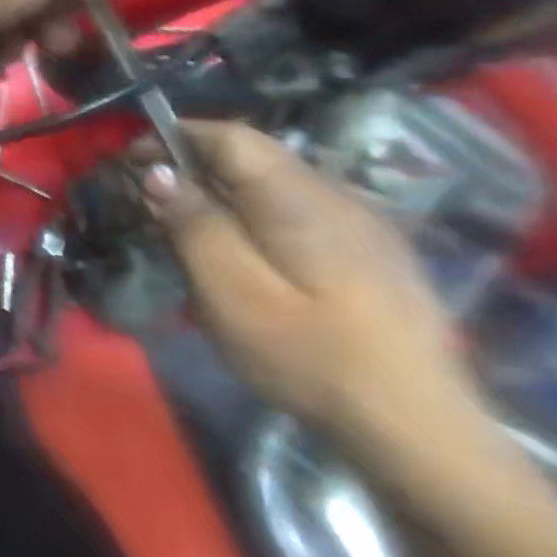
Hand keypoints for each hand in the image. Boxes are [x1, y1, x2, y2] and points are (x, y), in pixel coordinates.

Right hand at [142, 121, 479, 434]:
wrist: (418, 421)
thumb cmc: (311, 355)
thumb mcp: (233, 295)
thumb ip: (195, 227)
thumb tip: (160, 172)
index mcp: (294, 192)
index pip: (229, 136)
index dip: (180, 135)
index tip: (138, 154)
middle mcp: (331, 189)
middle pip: (255, 155)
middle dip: (202, 164)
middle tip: (162, 198)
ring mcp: (360, 217)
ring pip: (281, 183)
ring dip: (234, 190)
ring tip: (203, 228)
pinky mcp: (374, 247)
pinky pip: (305, 209)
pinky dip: (266, 214)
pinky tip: (262, 256)